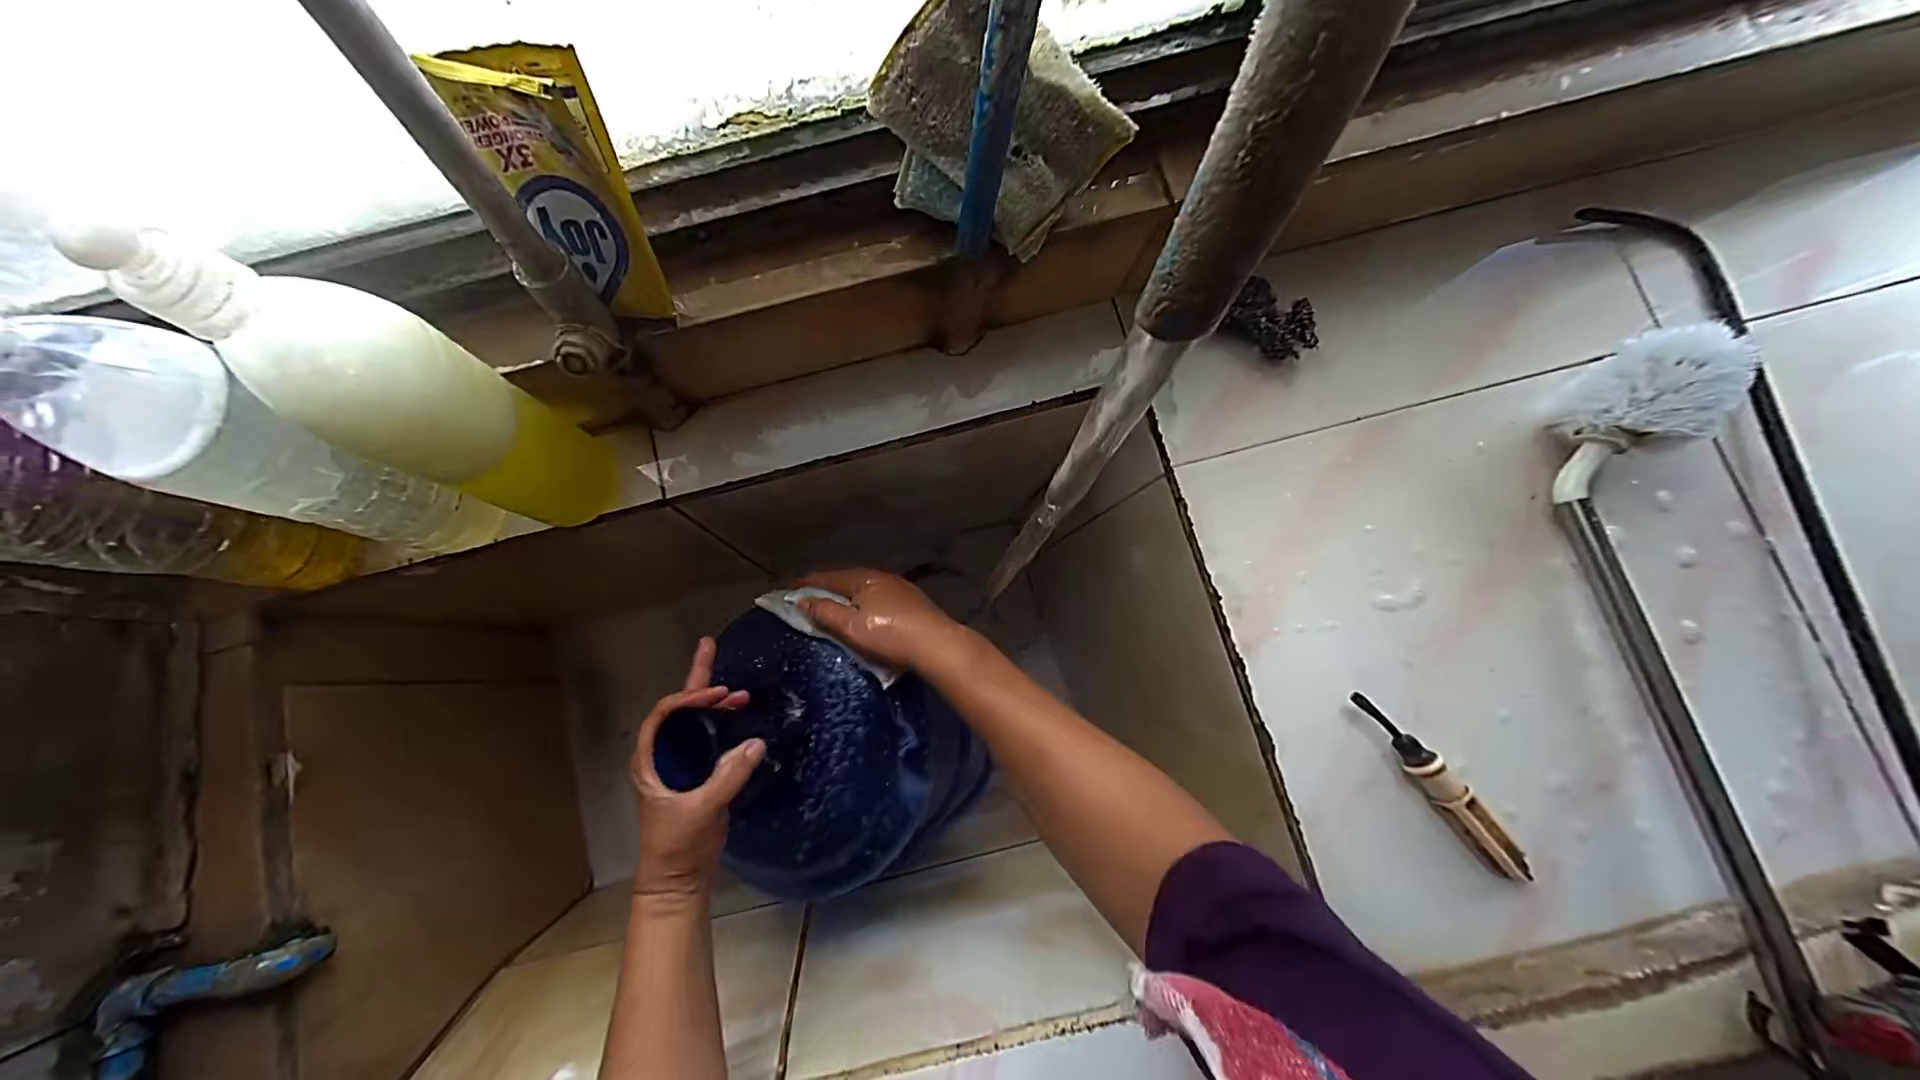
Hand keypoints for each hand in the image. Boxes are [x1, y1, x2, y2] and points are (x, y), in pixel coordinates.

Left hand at [629, 638, 763, 900]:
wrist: (679, 879)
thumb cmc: (675, 846)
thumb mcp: (699, 811)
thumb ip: (727, 777)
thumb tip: (755, 743)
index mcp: (650, 761)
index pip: (664, 715)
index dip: (689, 699)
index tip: (719, 694)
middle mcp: (663, 755)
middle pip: (678, 709)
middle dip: (697, 681)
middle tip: (709, 647)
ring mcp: (681, 764)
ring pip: (696, 721)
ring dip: (715, 703)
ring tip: (737, 690)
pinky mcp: (699, 774)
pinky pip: (711, 738)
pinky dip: (724, 722)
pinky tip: (739, 714)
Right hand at [796, 568, 970, 672]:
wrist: (936, 643)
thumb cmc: (889, 635)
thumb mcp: (850, 627)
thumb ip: (824, 612)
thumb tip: (801, 599)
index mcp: (861, 579)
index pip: (826, 577)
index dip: (805, 584)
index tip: (788, 590)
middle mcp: (879, 576)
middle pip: (845, 578)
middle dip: (826, 586)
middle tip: (808, 596)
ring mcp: (898, 586)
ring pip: (864, 585)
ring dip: (847, 592)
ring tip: (835, 603)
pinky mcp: (911, 599)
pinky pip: (879, 594)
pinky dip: (865, 599)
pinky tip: (867, 609)